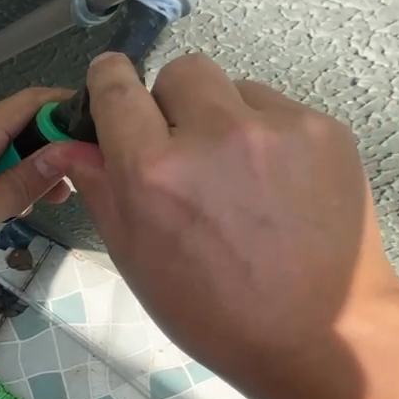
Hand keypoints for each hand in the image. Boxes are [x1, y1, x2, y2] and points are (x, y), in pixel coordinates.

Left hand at [0, 87, 93, 308]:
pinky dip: (6, 189)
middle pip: (21, 128)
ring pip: (5, 156)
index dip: (68, 108)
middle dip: (55, 147)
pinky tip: (19, 211)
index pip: (30, 101)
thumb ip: (21, 182)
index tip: (104, 130)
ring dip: (31, 174)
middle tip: (85, 180)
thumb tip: (67, 150)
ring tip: (57, 201)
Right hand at [66, 52, 398, 392]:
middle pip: (181, 71)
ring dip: (215, 116)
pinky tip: (262, 183)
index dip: (107, 79)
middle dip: (166, 99)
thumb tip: (72, 147)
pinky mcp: (325, 130)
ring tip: (223, 173)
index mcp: (154, 172)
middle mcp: (214, 135)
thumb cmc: (203, 306)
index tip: (105, 78)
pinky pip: (276, 109)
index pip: (119, 92)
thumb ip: (100, 188)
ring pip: (232, 88)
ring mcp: (278, 127)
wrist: (313, 327)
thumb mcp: (131, 253)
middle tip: (169, 144)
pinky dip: (258, 134)